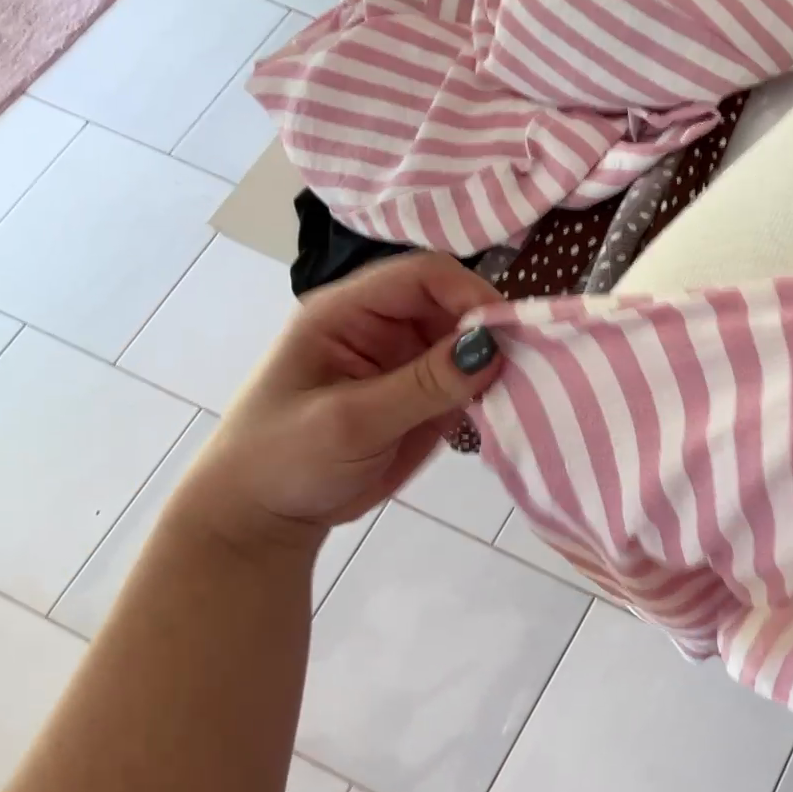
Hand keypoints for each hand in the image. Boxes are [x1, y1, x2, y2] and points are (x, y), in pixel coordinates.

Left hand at [171, 253, 503, 555]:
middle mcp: (383, 328)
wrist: (266, 514)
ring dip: (499, 363)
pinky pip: (470, 380)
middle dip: (493, 331)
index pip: (424, 277)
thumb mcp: (353, 421)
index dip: (471, 294)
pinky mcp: (425, 398)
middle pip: (455, 305)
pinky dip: (494, 391)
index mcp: (348, 313)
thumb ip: (424, 384)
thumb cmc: (286, 459)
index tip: (508, 337)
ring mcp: (406, 364)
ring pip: (470, 343)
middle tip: (526, 371)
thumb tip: (492, 346)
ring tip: (524, 393)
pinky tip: (509, 409)